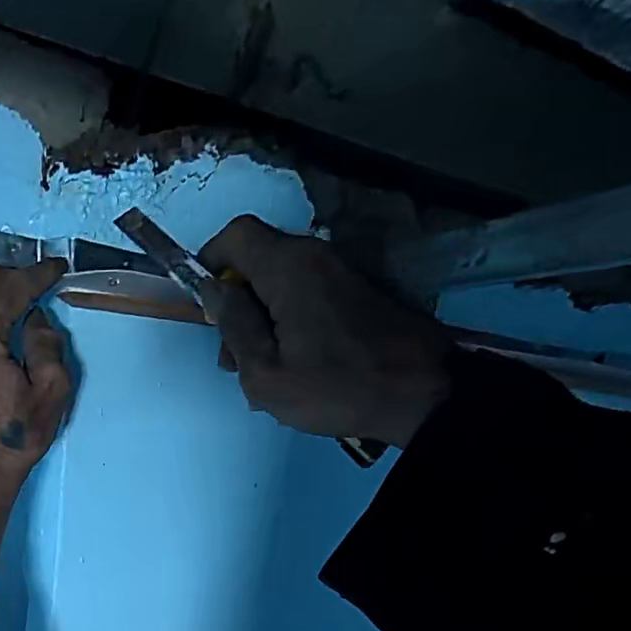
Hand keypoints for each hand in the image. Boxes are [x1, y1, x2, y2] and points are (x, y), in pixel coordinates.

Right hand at [200, 216, 453, 446]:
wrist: (424, 395)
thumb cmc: (335, 388)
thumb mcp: (265, 372)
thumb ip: (233, 325)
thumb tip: (213, 290)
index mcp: (289, 268)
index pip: (235, 234)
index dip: (210, 262)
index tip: (206, 305)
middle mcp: (316, 257)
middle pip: (256, 261)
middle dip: (235, 304)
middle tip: (234, 357)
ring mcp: (341, 273)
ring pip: (280, 283)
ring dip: (261, 320)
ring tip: (263, 371)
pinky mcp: (357, 293)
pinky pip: (306, 296)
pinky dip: (288, 323)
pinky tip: (293, 366)